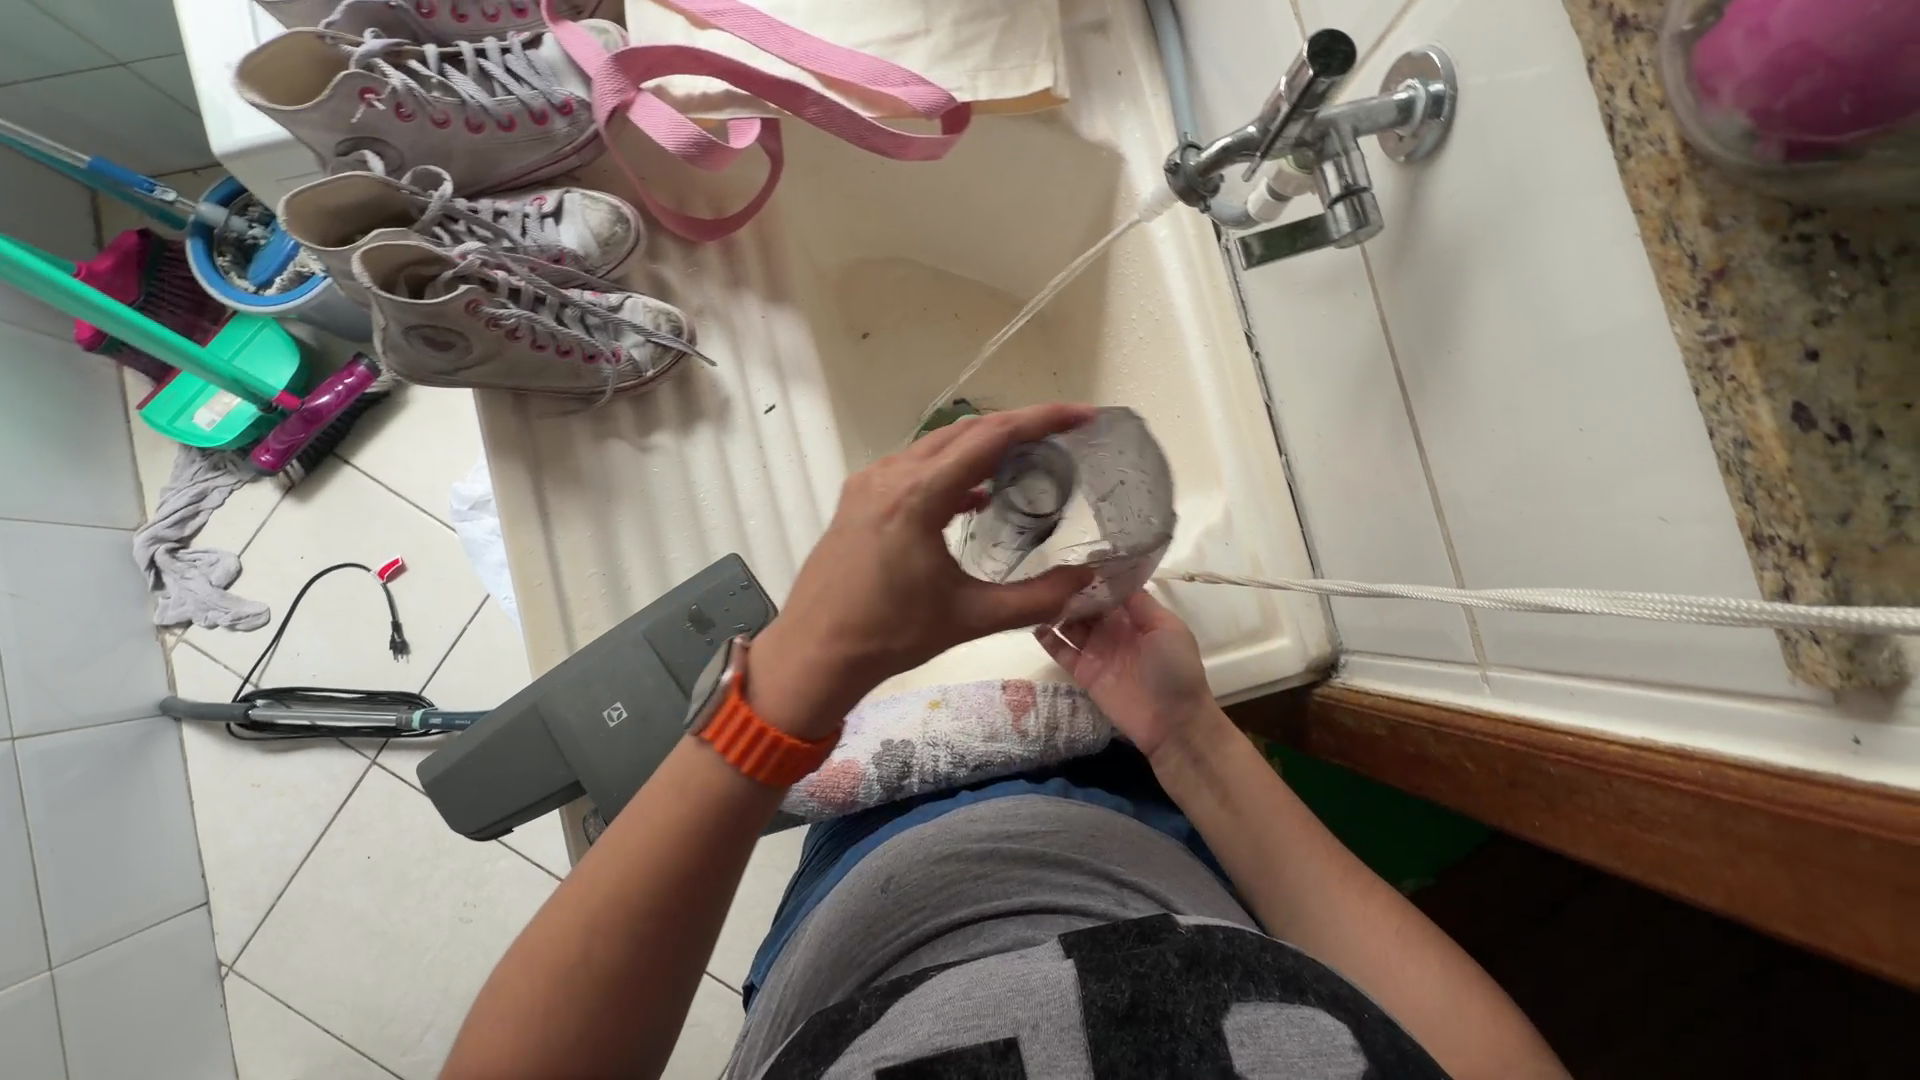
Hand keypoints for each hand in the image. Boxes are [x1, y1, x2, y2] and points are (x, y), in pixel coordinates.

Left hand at [750, 404, 1099, 739]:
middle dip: (1018, 427)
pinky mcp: (858, 498)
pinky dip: (951, 470)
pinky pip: (914, 466)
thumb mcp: (971, 617)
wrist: (815, 652)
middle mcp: (890, 475)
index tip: (1081, 415)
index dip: (1042, 420)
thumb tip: (1086, 580)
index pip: (991, 438)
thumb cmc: (890, 635)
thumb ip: (1036, 599)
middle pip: (965, 432)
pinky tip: (974, 497)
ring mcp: (869, 482)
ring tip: (1027, 461)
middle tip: (1062, 435)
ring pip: (937, 446)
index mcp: (918, 495)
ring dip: (982, 447)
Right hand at [1035, 591, 1216, 759]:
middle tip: (1052, 579)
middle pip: (1087, 607)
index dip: (1094, 580)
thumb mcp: (1167, 628)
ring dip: (1058, 612)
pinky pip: (1061, 652)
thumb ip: (1141, 604)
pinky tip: (1035, 624)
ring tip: (1041, 597)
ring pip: (1071, 626)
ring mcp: (1096, 652)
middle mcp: (1113, 631)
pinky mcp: (1083, 673)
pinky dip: (1047, 639)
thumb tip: (1115, 581)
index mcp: (1135, 618)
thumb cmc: (1175, 670)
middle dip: (1072, 594)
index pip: (1109, 593)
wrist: (1172, 721)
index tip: (1076, 564)